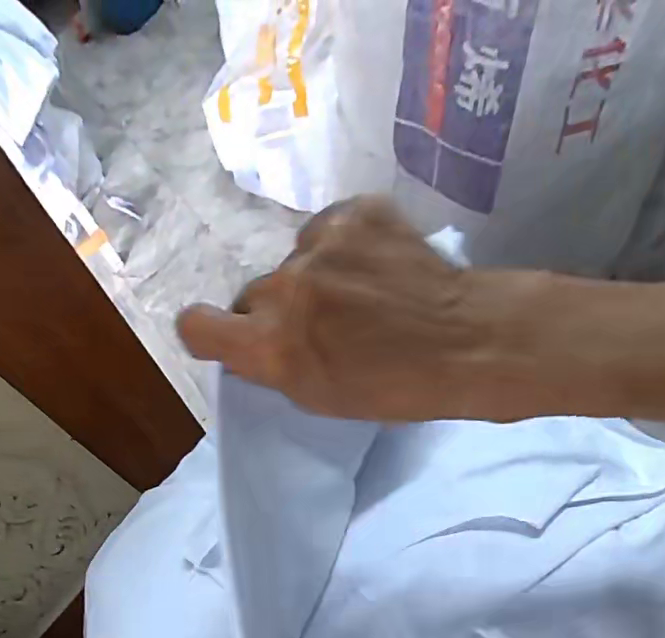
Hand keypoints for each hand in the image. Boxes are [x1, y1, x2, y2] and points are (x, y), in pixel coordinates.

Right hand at [177, 196, 563, 422]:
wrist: (469, 340)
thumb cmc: (390, 388)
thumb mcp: (314, 396)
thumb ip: (269, 364)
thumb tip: (248, 340)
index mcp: (270, 344)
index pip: (196, 325)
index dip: (207, 331)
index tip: (228, 336)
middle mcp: (284, 289)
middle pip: (252, 294)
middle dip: (275, 311)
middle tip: (319, 326)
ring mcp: (319, 245)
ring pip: (291, 263)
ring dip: (311, 278)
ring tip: (358, 295)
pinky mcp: (354, 212)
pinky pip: (325, 231)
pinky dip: (341, 248)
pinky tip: (374, 266)